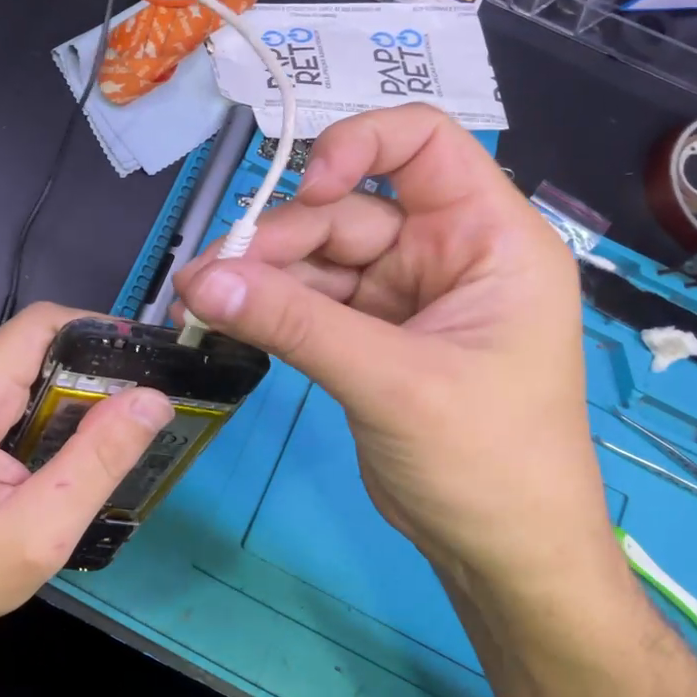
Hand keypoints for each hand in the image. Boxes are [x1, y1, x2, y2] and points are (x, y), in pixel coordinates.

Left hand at [0, 303, 172, 662]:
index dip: (100, 335)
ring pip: (23, 365)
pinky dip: (40, 409)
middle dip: (89, 375)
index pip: (41, 325)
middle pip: (34, 345)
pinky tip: (61, 448)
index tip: (151, 365)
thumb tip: (153, 397)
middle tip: (138, 417)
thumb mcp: (42, 529)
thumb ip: (98, 458)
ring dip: (66, 396)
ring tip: (107, 438)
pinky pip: (4, 385)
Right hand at [174, 104, 613, 583]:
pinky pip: (301, 301)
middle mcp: (440, 254)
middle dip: (275, 242)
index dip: (359, 145)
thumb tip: (202, 281)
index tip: (304, 188)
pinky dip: (261, 308)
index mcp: (486, 239)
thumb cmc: (486, 459)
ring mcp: (398, 295)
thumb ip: (295, 324)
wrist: (497, 552)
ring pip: (312, 258)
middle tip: (206, 281)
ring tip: (198, 304)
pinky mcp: (363, 334)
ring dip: (254, 278)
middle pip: (343, 211)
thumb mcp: (392, 381)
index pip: (424, 145)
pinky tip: (220, 319)